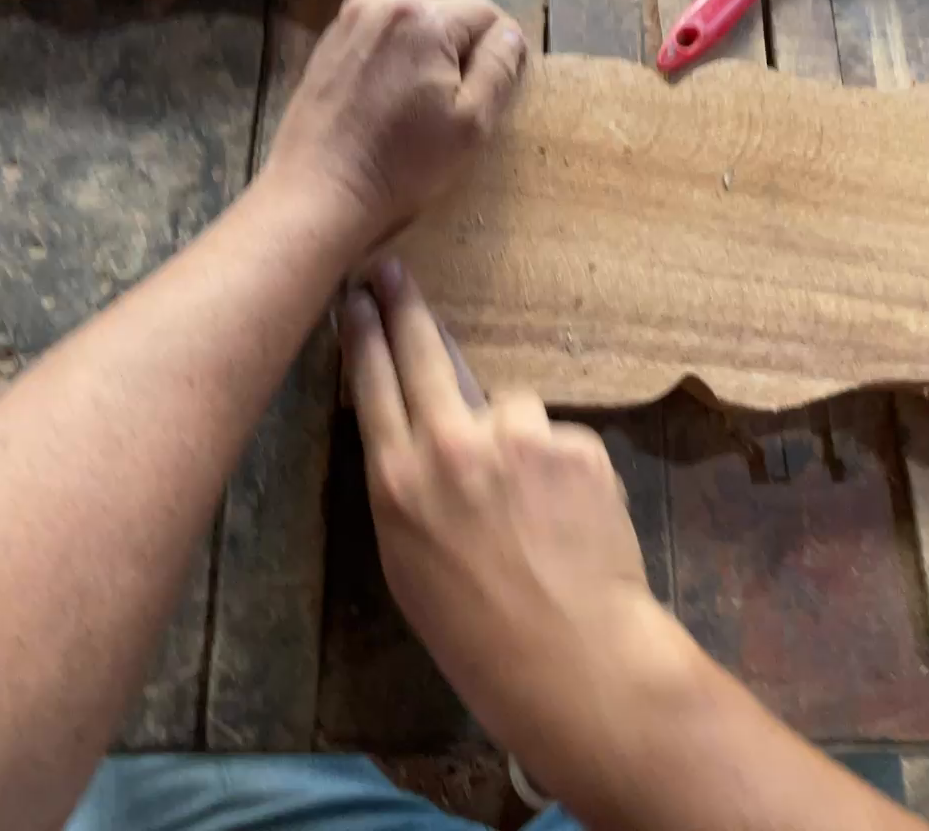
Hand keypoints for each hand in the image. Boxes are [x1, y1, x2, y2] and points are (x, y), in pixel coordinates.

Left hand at [264, 0, 527, 245]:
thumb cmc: (401, 165)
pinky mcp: (329, 40)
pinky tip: (396, 85)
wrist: (320, 191)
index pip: (487, 12)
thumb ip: (500, 69)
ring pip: (413, 4)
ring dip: (433, 33)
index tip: (495, 90)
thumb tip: (511, 34)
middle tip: (465, 86)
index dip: (501, 49)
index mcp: (425, 18)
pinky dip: (400, 41)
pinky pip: (381, 22)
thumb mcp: (471, 125)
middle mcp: (385, 1)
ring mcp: (350, 17)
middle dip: (467, 32)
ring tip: (431, 84)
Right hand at [340, 257, 669, 753]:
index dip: (363, 337)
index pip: (372, 386)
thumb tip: (417, 431)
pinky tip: (570, 517)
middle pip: (422, 354)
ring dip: (516, 436)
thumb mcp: (409, 559)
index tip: (354, 297)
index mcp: (398, 482)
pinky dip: (562, 467)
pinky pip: (559, 438)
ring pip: (510, 405)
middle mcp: (449, 446)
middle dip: (403, 305)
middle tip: (392, 268)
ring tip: (534, 504)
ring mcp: (515, 440)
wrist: (573, 659)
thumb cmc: (474, 627)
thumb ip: (408, 485)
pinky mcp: (573, 444)